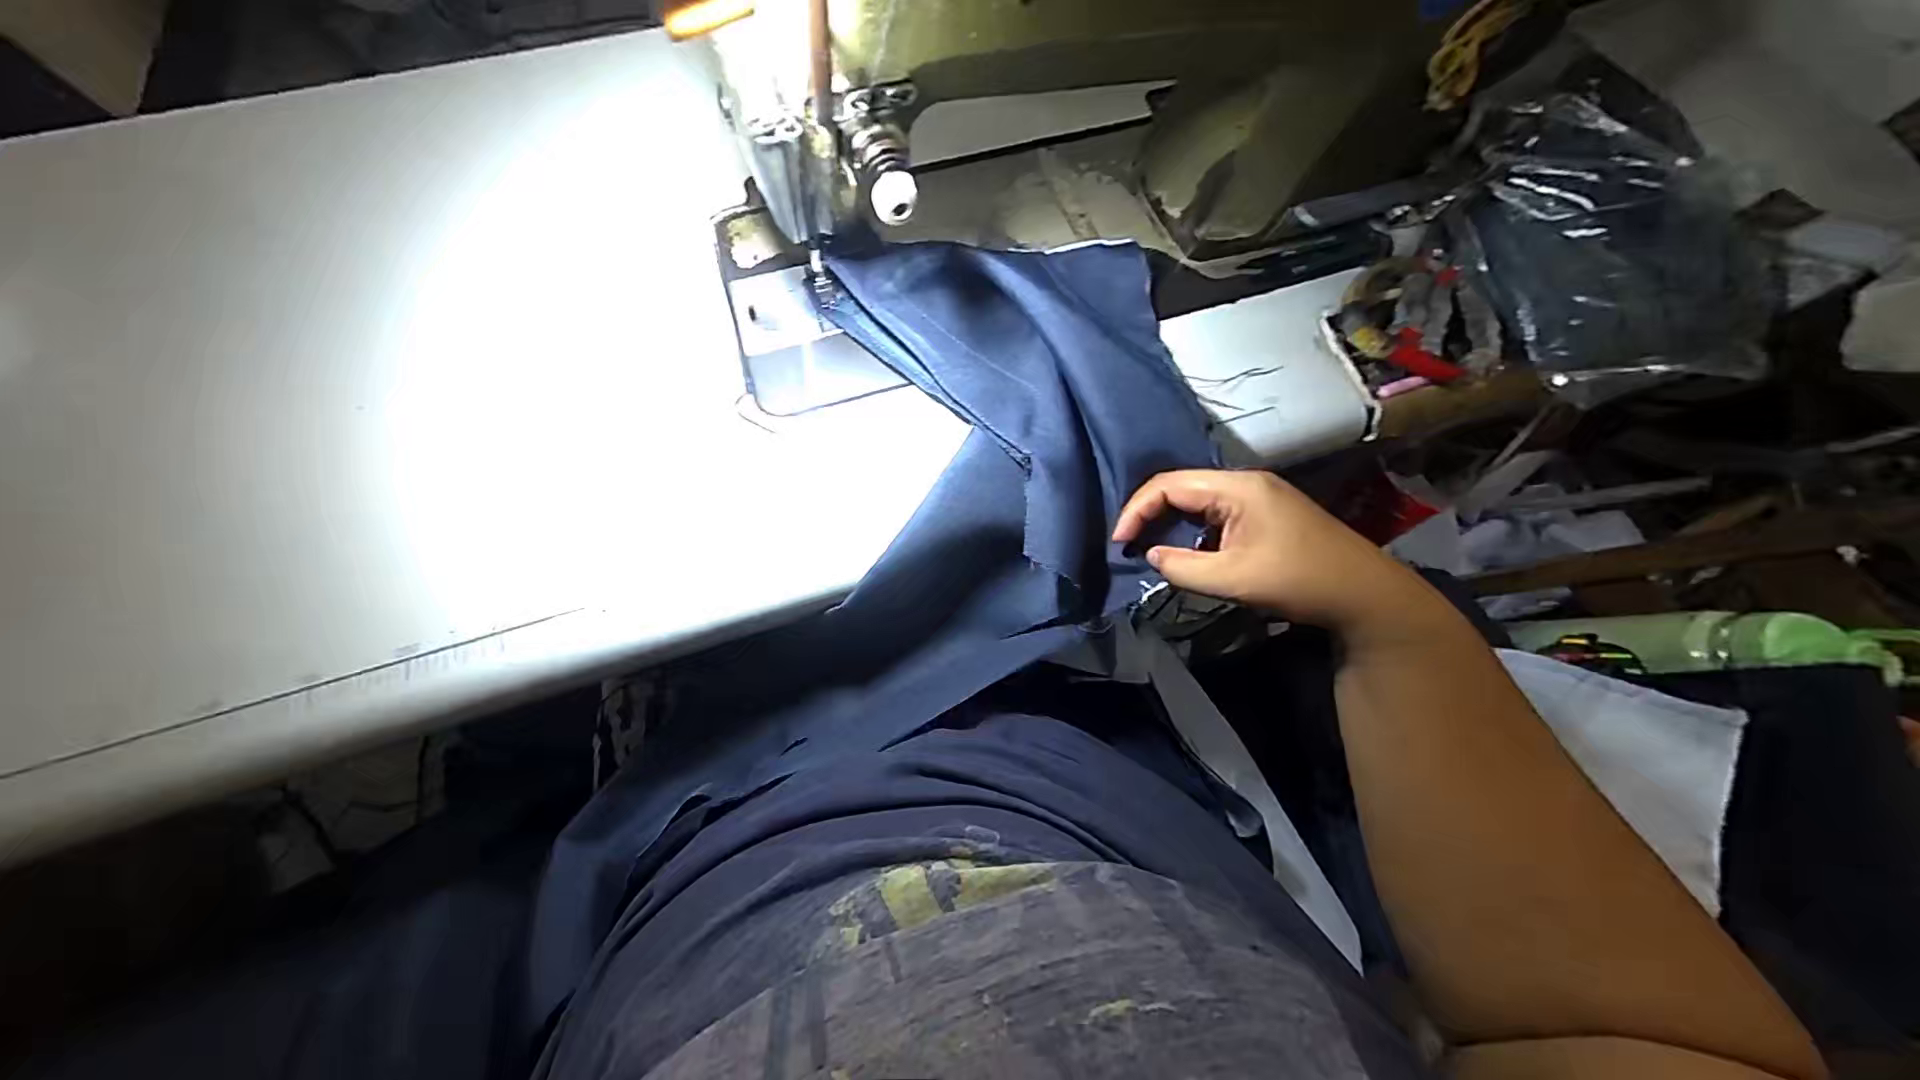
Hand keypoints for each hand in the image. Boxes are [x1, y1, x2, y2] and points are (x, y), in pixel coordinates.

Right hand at [1113, 469, 1431, 633]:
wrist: (1367, 595)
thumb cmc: (1300, 581)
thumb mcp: (1233, 579)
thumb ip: (1183, 567)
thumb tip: (1152, 555)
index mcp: (1237, 488)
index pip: (1169, 485)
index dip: (1137, 510)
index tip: (1119, 541)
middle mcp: (1246, 483)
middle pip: (1181, 487)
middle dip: (1149, 513)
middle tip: (1129, 544)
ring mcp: (1258, 497)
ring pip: (1198, 500)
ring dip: (1171, 522)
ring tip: (1151, 548)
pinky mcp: (1266, 513)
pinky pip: (1216, 513)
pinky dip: (1193, 530)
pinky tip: (1188, 552)